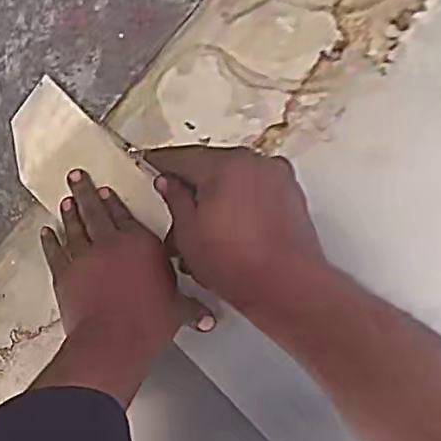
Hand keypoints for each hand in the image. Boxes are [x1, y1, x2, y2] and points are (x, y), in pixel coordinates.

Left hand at [32, 168, 212, 405]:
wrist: (111, 340)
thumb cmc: (146, 324)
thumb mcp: (175, 310)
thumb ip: (190, 308)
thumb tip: (207, 318)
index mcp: (141, 244)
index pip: (125, 214)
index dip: (114, 201)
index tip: (106, 190)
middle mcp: (111, 243)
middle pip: (95, 211)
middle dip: (85, 191)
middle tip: (76, 176)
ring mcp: (84, 257)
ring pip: (74, 227)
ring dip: (68, 212)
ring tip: (65, 199)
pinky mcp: (64, 274)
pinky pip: (54, 252)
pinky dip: (49, 241)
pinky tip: (46, 232)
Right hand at [145, 145, 331, 315]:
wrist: (282, 284)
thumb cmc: (236, 262)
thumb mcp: (187, 232)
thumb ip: (175, 199)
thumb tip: (168, 184)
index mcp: (226, 165)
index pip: (183, 156)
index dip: (161, 164)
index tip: (150, 164)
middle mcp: (256, 163)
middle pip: (211, 166)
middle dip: (190, 187)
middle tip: (172, 209)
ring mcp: (276, 178)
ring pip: (234, 179)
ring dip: (213, 197)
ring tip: (199, 231)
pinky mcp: (290, 196)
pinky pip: (253, 190)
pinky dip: (236, 204)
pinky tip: (224, 231)